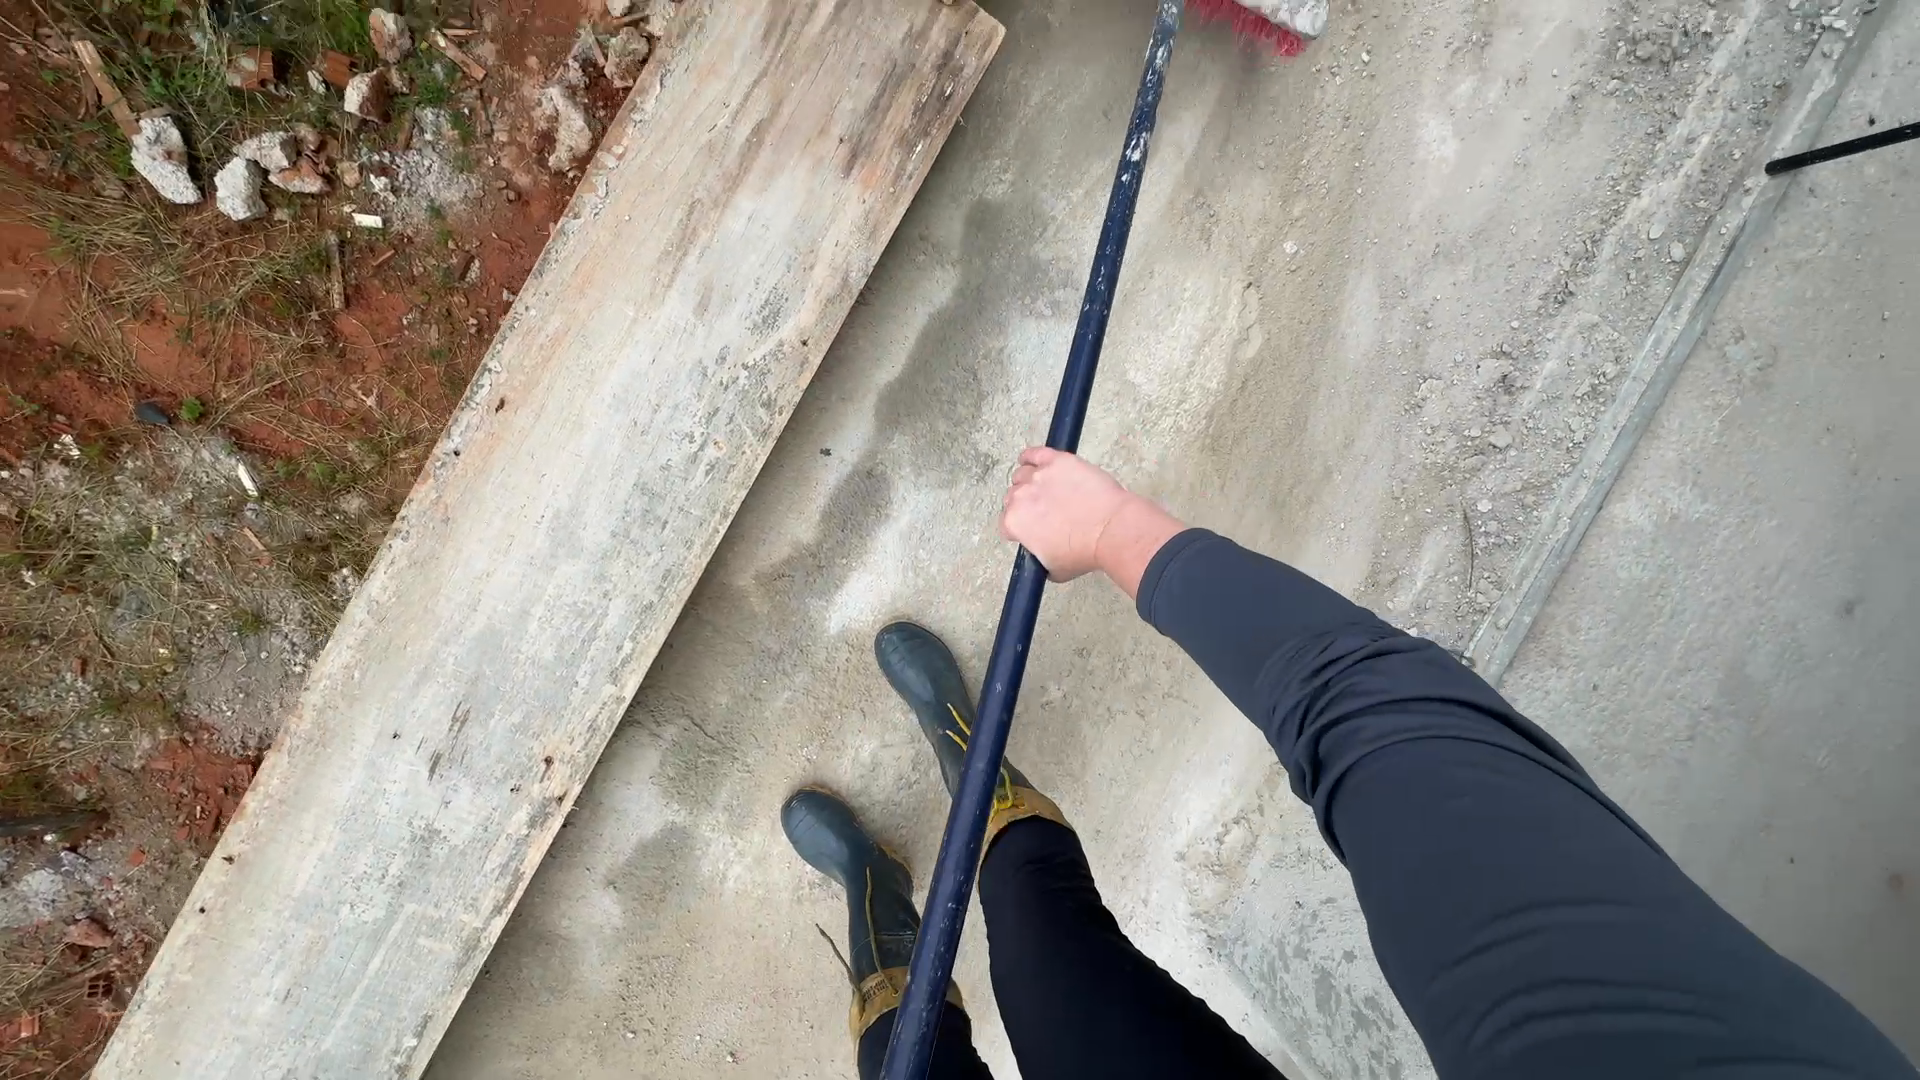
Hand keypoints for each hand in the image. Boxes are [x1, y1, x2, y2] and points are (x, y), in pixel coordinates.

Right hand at [999, 448, 1185, 596]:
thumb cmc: (1084, 551)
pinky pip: (1034, 453)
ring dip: (1029, 481)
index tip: (1032, 528)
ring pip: (1022, 474)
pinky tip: (1031, 460)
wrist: (1110, 529)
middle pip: (1013, 497)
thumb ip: (1037, 558)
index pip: (1006, 522)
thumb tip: (1040, 553)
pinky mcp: (1057, 461)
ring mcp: (1038, 476)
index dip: (1020, 526)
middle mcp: (1020, 497)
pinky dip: (1030, 456)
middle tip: (1045, 511)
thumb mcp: (1053, 570)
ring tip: (1045, 487)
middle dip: (1025, 504)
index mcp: (1014, 523)